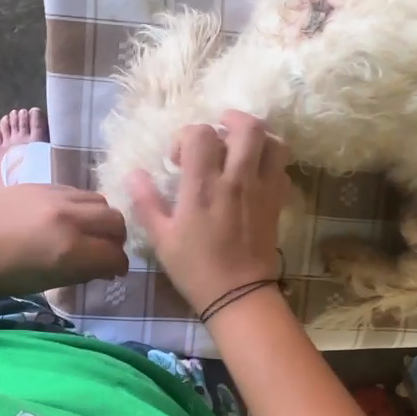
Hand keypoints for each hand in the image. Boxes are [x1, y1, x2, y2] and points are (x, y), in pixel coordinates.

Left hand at [0, 185, 129, 295]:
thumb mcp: (45, 283)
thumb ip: (80, 272)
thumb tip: (104, 267)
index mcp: (70, 249)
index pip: (115, 254)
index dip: (118, 266)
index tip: (112, 272)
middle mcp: (70, 218)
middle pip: (115, 221)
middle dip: (116, 239)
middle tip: (104, 251)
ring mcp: (56, 196)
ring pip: (100, 201)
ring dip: (101, 219)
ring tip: (87, 233)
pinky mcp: (41, 183)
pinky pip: (77, 192)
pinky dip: (81, 206)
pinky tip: (65, 219)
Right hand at [128, 110, 292, 312]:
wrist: (238, 295)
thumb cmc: (194, 268)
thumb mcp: (161, 238)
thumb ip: (146, 201)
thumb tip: (133, 174)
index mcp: (203, 186)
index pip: (201, 134)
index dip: (187, 136)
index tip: (180, 158)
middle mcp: (236, 179)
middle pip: (246, 127)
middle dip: (230, 120)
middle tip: (218, 133)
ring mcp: (262, 189)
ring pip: (273, 142)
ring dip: (258, 137)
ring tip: (241, 147)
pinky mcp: (278, 202)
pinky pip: (282, 168)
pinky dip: (271, 162)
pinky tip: (256, 174)